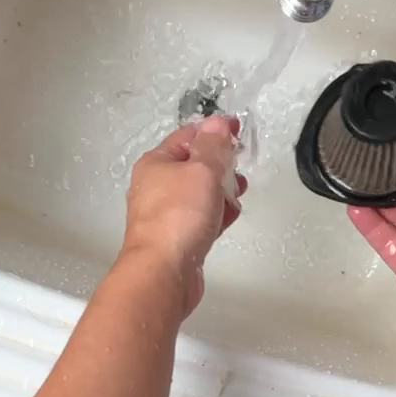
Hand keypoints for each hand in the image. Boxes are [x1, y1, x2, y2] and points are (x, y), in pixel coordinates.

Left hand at [121, 116, 246, 314]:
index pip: (187, 136)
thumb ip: (214, 146)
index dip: (214, 131)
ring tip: (239, 193)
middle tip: (239, 167)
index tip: (238, 131)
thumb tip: (217, 124)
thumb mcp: (202, 169)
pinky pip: (200, 219)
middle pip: (193, 166)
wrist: (164, 272)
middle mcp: (156, 188)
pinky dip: (216, 215)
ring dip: (221, 191)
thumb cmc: (179, 216)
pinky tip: (229, 217)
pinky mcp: (177, 239)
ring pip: (198, 194)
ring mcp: (166, 216)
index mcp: (156, 163)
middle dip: (220, 164)